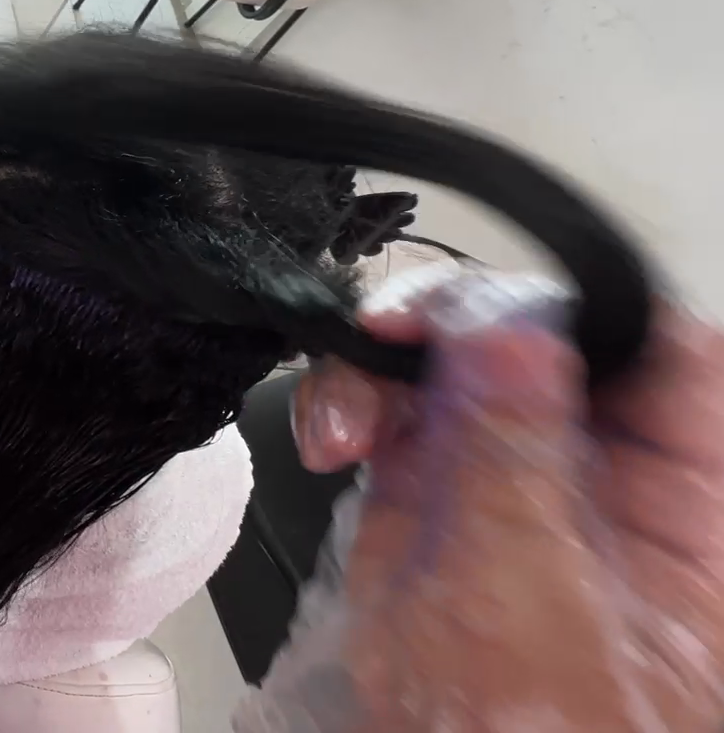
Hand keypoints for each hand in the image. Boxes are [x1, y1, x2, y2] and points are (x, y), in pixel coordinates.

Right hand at [276, 277, 723, 730]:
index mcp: (676, 496)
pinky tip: (329, 443)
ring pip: (436, 361)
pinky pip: (379, 402)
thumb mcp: (527, 585)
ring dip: (371, 373)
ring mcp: (499, 467)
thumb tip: (508, 329)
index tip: (475, 313)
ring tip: (339, 431)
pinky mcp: (422, 474)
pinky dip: (339, 404)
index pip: (661, 357)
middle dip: (439, 331)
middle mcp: (589, 466)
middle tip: (381, 342)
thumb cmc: (530, 722)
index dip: (573, 312)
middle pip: (523, 340)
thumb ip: (515, 454)